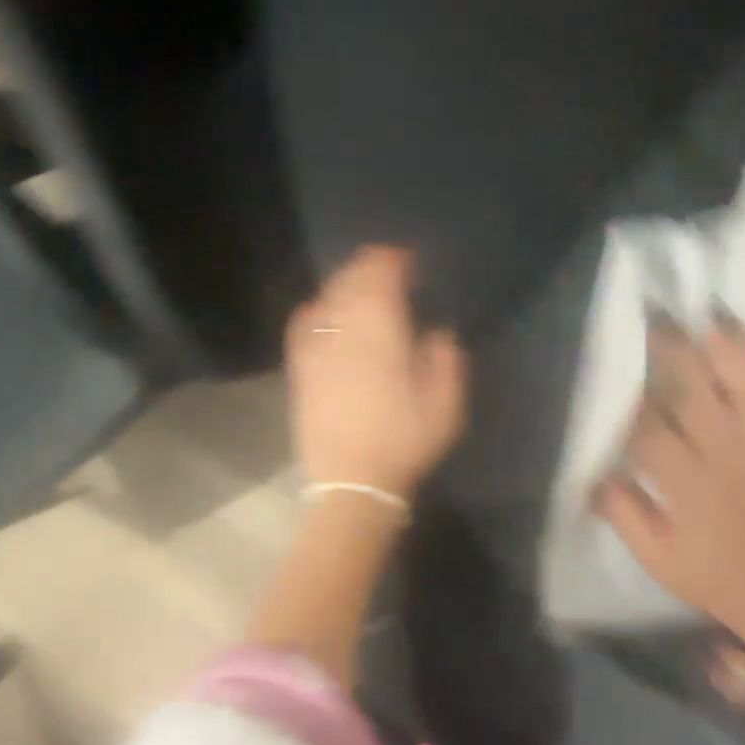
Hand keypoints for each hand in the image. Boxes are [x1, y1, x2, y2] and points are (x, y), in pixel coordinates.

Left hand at [286, 246, 467, 497]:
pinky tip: (323, 313)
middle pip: (350, 281)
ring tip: (360, 291)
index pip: (381, 275)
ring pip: (325, 299)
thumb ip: (445, 356)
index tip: (410, 264)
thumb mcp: (445, 402)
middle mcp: (343, 330)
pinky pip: (301, 326)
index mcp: (381, 331)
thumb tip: (435, 331)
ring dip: (343, 286)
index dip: (394, 261)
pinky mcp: (299, 371)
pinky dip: (314, 310)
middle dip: (368, 268)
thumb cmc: (404, 442)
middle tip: (388, 273)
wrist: (352, 483)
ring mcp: (315, 350)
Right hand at [596, 319, 744, 649]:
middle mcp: (736, 460)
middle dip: (676, 356)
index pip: (653, 431)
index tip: (620, 367)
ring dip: (736, 354)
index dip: (634, 399)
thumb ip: (627, 515)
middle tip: (661, 321)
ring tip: (718, 320)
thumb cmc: (719, 582)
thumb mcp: (657, 560)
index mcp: (691, 486)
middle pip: (700, 397)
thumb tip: (597, 476)